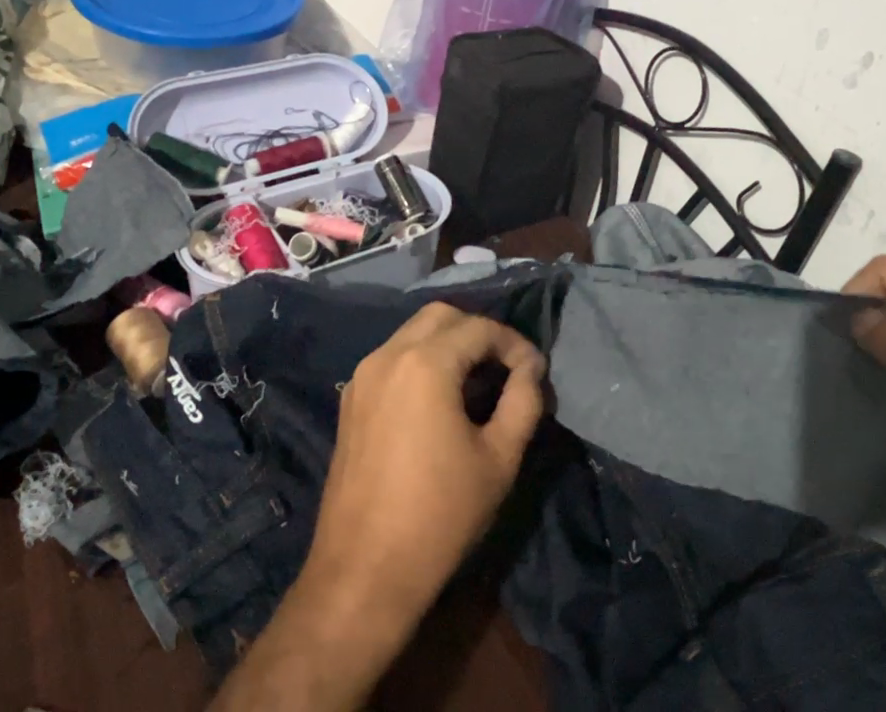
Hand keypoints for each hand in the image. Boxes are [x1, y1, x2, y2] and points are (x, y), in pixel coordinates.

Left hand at [304, 303, 546, 627]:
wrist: (365, 569)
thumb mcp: (499, 458)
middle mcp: (386, 357)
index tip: (535, 372)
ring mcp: (361, 377)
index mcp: (424, 364)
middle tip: (507, 368)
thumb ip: (523, 402)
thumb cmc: (441, 514)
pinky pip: (391, 360)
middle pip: (440, 317)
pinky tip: (442, 400)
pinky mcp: (350, 401)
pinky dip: (421, 362)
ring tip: (479, 384)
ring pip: (411, 334)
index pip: (479, 328)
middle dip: (478, 332)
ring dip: (448, 345)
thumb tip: (530, 370)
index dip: (514, 344)